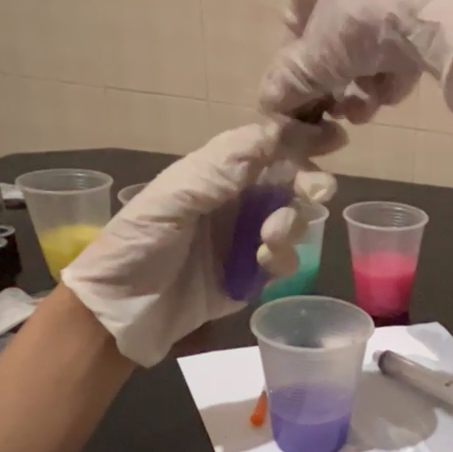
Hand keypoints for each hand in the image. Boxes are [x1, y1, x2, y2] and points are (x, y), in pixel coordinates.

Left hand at [60, 120, 341, 365]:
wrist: (121, 315)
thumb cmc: (134, 249)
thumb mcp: (169, 203)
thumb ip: (218, 172)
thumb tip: (269, 136)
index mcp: (211, 174)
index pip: (262, 146)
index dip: (296, 138)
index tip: (331, 136)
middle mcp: (233, 200)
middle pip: (287, 181)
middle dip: (307, 183)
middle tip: (317, 192)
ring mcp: (244, 237)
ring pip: (292, 219)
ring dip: (290, 226)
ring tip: (267, 242)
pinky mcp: (251, 273)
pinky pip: (285, 259)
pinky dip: (283, 259)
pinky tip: (262, 265)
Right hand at [258, 0, 452, 132]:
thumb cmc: (370, 17)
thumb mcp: (321, 55)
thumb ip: (293, 80)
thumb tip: (269, 105)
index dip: (299, 47)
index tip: (308, 83)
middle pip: (344, 22)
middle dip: (341, 74)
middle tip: (342, 109)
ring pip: (380, 32)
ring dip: (370, 79)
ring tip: (370, 110)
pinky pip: (415, 32)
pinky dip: (403, 65)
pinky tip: (399, 93)